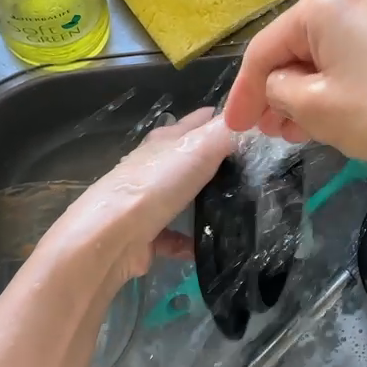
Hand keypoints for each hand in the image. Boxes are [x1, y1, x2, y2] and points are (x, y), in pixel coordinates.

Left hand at [43, 108, 236, 283]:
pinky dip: (191, 242)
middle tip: (253, 170)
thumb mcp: (199, 148)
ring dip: (205, 202)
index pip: (197, 122)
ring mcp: (148, 203)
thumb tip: (252, 121)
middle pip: (190, 160)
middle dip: (218, 163)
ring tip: (238, 208)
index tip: (251, 125)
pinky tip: (210, 246)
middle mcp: (153, 168)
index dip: (222, 120)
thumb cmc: (157, 185)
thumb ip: (226, 133)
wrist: (113, 236)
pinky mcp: (146, 235)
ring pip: (183, 198)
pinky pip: (175, 237)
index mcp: (164, 142)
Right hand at [224, 0, 366, 177]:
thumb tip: (279, 88)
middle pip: (298, 46)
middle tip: (269, 132)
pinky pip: (356, 54)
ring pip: (328, 52)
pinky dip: (338, 82)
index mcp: (324, 2)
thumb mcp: (318, 109)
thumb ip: (281, 94)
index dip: (245, 93)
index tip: (236, 127)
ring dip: (307, 90)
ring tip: (296, 131)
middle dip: (279, 92)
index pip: (265, 49)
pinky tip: (329, 113)